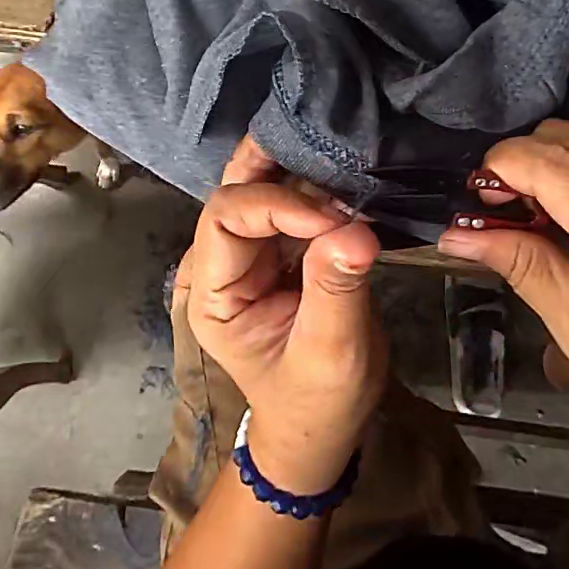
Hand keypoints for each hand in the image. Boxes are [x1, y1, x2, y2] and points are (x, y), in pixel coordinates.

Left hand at [172, 138, 386, 494]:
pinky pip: (291, 202)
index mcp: (213, 294)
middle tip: (324, 143)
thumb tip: (354, 229)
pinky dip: (317, 185)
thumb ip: (337, 290)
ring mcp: (250, 253)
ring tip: (340, 153)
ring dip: (298, 169)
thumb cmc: (318, 402)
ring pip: (261, 187)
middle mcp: (221, 263)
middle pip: (235, 191)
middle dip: (275, 165)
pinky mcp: (280, 249)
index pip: (225, 221)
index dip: (275, 205)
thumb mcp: (331, 355)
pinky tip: (344, 175)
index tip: (333, 218)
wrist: (322, 425)